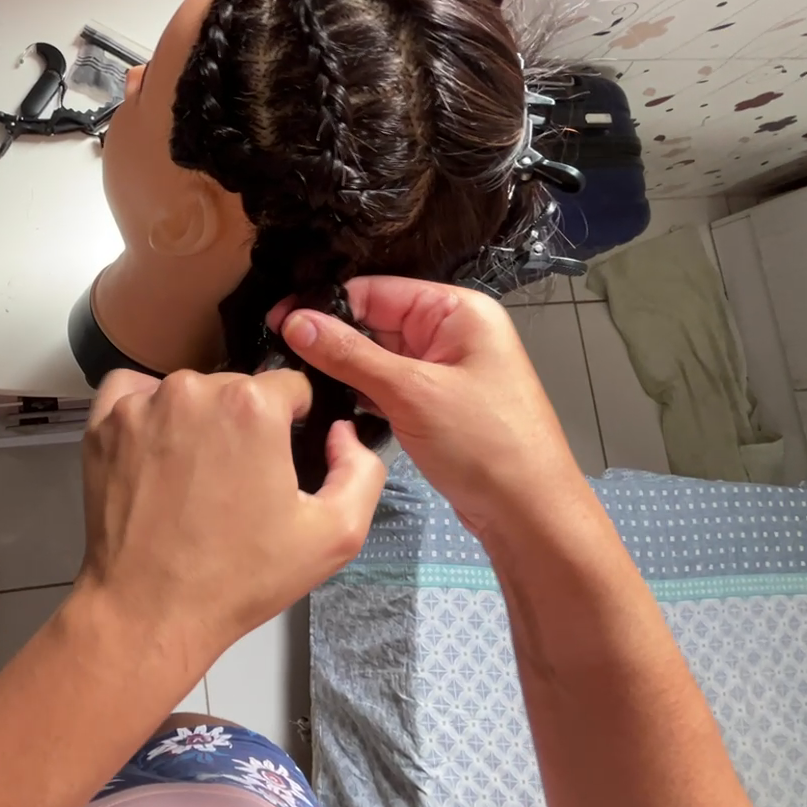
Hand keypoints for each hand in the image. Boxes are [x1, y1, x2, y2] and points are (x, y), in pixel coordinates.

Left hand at [76, 368, 386, 669]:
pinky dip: (147, 412)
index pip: (291, 387)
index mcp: (252, 406)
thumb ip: (361, 469)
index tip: (280, 460)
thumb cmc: (239, 577)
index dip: (295, 423)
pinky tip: (157, 450)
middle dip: (245, 424)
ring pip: (188, 392)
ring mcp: (141, 403)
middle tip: (237, 481)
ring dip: (197, 420)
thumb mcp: (335, 535)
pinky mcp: (104, 423)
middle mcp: (193, 390)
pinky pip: (133, 392)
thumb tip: (342, 431)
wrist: (149, 610)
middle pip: (237, 388)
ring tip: (194, 476)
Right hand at [270, 277, 587, 541]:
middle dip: (330, 338)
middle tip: (280, 354)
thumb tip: (295, 322)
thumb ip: (348, 355)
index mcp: (456, 311)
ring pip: (374, 357)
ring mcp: (439, 370)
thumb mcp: (410, 392)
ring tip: (296, 380)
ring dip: (341, 369)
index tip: (278, 321)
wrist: (528, 516)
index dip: (325, 304)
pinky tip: (328, 404)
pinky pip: (383, 386)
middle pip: (372, 322)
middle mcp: (448, 332)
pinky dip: (358, 393)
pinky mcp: (429, 403)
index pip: (375, 291)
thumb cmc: (485, 445)